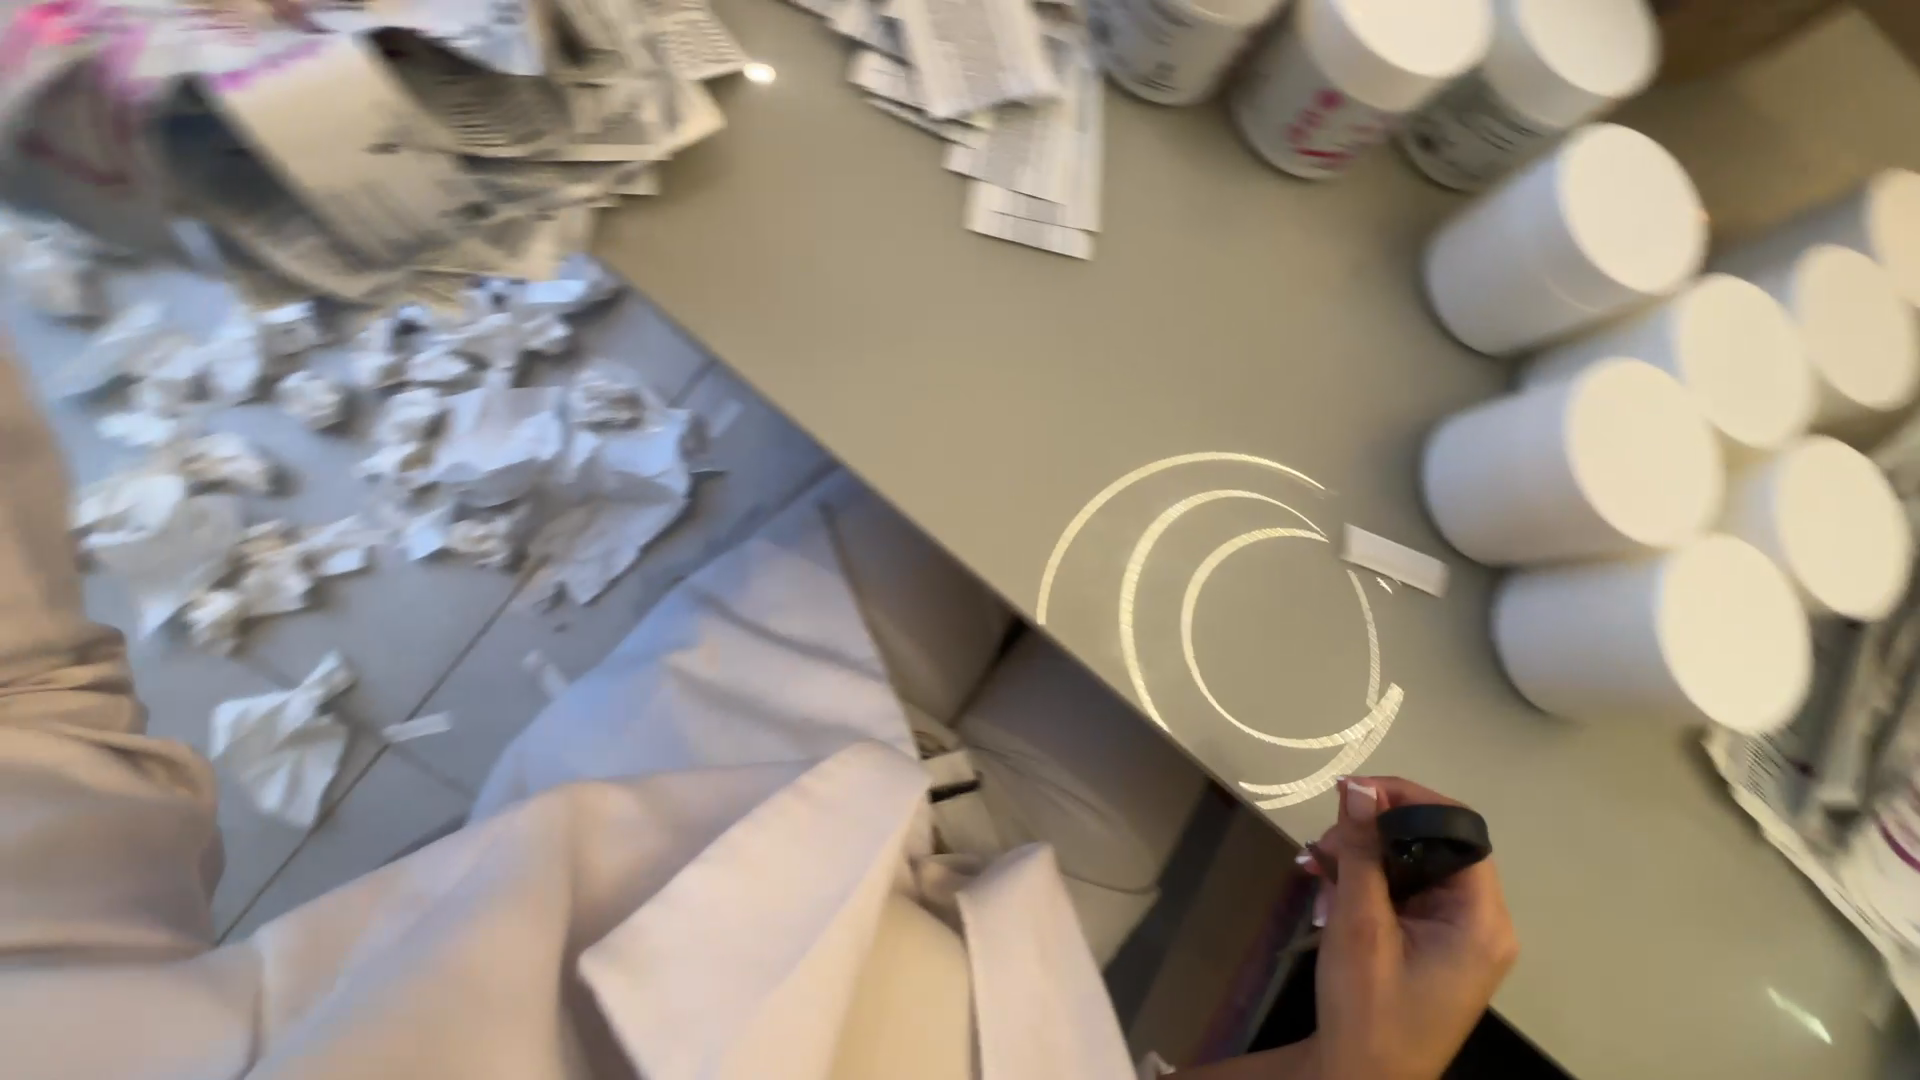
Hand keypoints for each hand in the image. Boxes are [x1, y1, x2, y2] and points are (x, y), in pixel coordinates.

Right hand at [1302, 777, 1517, 1079]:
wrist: (1363, 1079)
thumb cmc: (1368, 1008)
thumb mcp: (1358, 924)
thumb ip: (1361, 852)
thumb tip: (1358, 787)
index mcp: (1479, 919)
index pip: (1458, 829)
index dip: (1408, 800)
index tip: (1352, 793)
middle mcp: (1479, 920)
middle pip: (1431, 843)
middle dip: (1371, 832)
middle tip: (1322, 843)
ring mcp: (1456, 932)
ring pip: (1410, 862)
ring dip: (1359, 855)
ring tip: (1314, 866)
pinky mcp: (1432, 939)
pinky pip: (1401, 887)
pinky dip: (1363, 878)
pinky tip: (1326, 884)